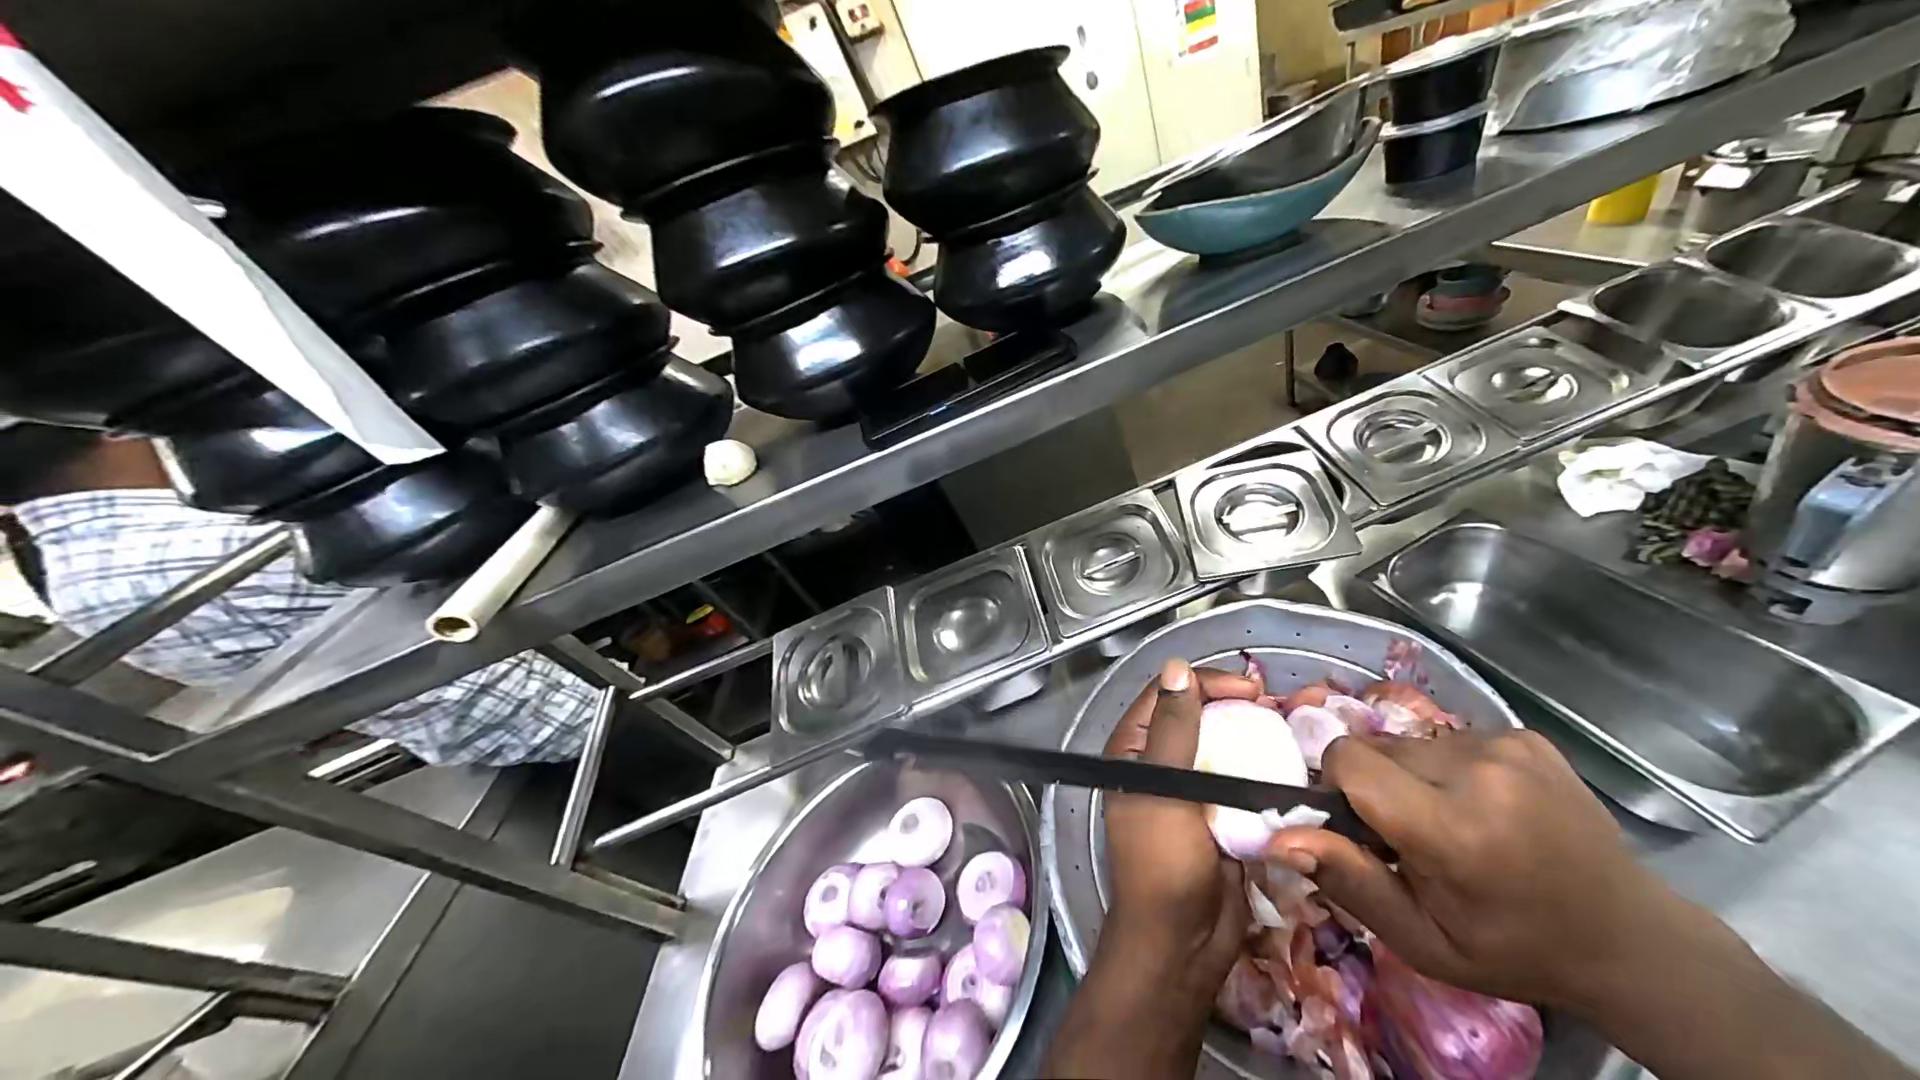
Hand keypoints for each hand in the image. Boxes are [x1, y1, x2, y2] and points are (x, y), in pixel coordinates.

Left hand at [1099, 658, 1260, 995]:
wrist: (1182, 942)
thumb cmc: (1161, 862)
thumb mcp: (1162, 789)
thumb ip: (1173, 730)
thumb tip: (1177, 667)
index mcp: (1134, 750)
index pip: (1167, 695)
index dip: (1205, 683)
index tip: (1251, 688)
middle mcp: (1161, 762)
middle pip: (1200, 717)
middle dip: (1236, 706)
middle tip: (1277, 706)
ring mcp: (1194, 789)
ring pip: (1226, 746)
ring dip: (1256, 736)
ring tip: (1291, 728)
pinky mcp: (1223, 814)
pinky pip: (1246, 781)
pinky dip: (1267, 770)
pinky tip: (1295, 765)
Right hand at [1268, 729, 1703, 1010]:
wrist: (1631, 940)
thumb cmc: (1512, 949)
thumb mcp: (1421, 939)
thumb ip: (1348, 881)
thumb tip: (1278, 838)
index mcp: (1454, 828)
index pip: (1348, 760)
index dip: (1337, 787)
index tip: (1360, 825)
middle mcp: (1480, 772)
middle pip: (1375, 748)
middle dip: (1375, 785)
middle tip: (1411, 835)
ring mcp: (1510, 747)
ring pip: (1409, 742)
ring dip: (1411, 776)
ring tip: (1453, 821)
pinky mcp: (1527, 737)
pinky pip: (1448, 737)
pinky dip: (1448, 767)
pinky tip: (1486, 806)